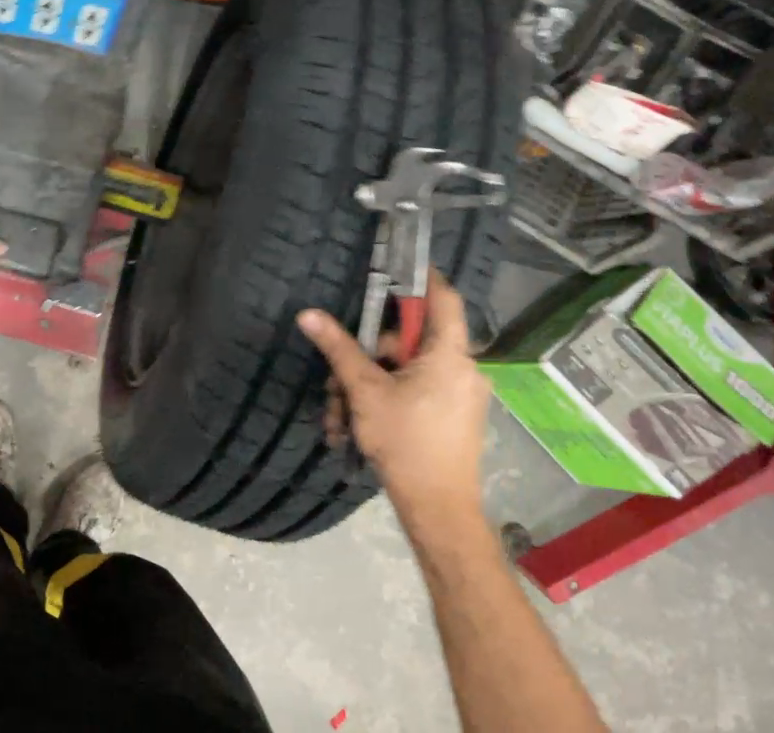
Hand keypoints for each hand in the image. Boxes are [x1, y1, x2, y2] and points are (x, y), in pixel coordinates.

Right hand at [296, 271, 489, 512]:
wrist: (438, 508)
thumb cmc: (405, 442)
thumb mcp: (364, 391)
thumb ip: (339, 349)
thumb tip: (309, 314)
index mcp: (450, 356)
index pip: (445, 300)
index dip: (425, 278)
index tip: (400, 265)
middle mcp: (463, 371)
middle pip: (410, 343)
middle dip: (367, 358)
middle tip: (338, 381)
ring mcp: (461, 396)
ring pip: (406, 373)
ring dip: (366, 388)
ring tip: (339, 418)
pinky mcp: (453, 418)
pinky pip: (415, 394)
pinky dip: (384, 403)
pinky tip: (354, 428)